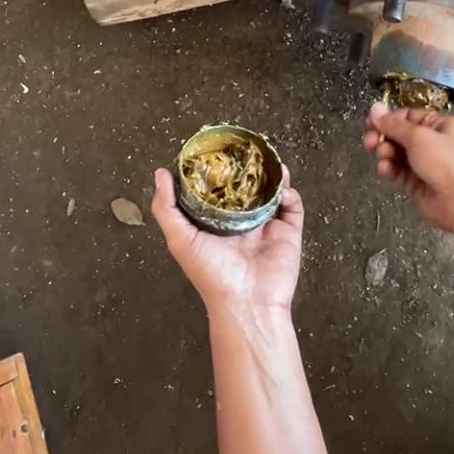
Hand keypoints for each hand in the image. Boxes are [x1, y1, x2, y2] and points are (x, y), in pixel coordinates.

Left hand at [150, 166, 304, 313]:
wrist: (247, 302)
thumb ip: (167, 208)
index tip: (216, 152)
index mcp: (218, 224)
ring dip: (272, 176)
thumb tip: (161, 173)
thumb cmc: (211, 274)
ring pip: (272, 193)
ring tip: (269, 159)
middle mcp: (243, 223)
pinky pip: (292, 207)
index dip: (218, 172)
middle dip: (248, 170)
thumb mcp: (180, 240)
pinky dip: (289, 193)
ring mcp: (267, 227)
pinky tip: (282, 185)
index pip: (219, 192)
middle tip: (247, 151)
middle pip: (248, 189)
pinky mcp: (288, 232)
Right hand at [360, 102, 453, 231]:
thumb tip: (375, 108)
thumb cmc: (445, 162)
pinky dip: (389, 169)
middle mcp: (431, 143)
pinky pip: (397, 172)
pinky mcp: (415, 184)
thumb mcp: (419, 137)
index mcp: (437, 125)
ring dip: (385, 153)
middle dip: (382, 137)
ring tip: (383, 157)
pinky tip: (385, 169)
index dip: (388, 119)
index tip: (371, 123)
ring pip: (395, 154)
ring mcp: (423, 164)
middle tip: (369, 142)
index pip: (407, 116)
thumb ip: (393, 125)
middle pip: (398, 135)